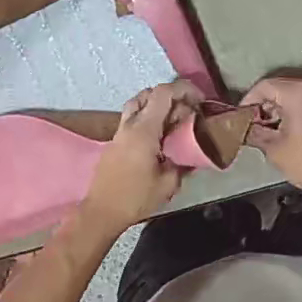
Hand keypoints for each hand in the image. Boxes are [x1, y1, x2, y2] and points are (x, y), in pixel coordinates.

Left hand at [79, 80, 203, 233]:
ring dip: (156, 108)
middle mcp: (128, 126)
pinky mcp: (113, 145)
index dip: (184, 89)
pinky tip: (157, 141)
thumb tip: (191, 155)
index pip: (163, 93)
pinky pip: (131, 122)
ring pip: (137, 107)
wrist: (102, 212)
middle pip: (148, 95)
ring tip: (172, 126)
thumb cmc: (135, 198)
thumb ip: (182, 164)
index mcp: (143, 130)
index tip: (199, 100)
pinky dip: (147, 122)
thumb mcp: (168, 184)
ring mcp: (118, 134)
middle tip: (186, 113)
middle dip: (171, 97)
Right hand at [240, 77, 301, 213]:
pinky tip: (281, 130)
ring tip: (263, 131)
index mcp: (298, 92)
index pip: (263, 87)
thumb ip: (255, 133)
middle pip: (277, 88)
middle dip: (261, 106)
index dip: (247, 102)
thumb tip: (245, 128)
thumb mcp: (274, 149)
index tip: (238, 119)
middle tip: (249, 126)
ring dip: (274, 109)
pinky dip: (288, 111)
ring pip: (289, 94)